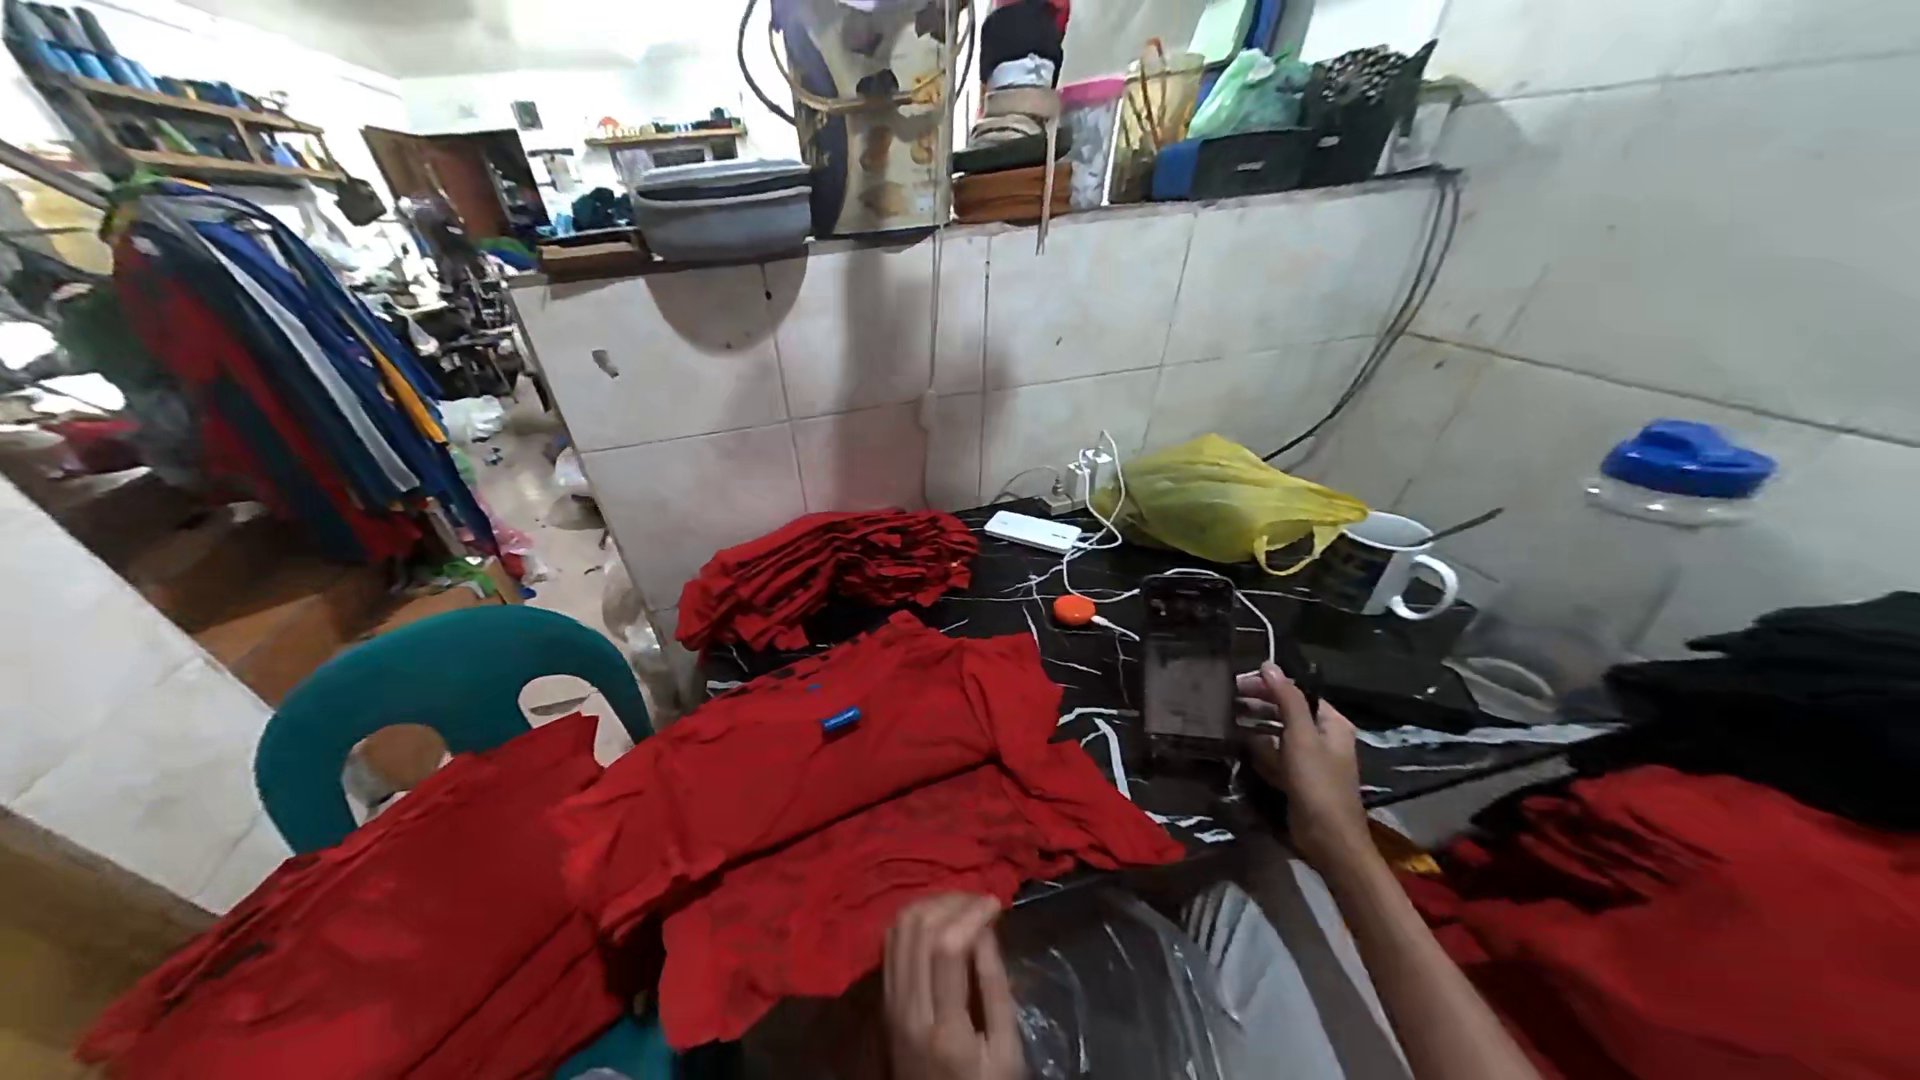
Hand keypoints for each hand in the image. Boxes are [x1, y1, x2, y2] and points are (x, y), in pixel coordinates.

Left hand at [884, 894, 1024, 1079]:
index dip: (971, 913)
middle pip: (919, 929)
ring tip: (961, 906)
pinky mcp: (883, 999)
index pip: (946, 948)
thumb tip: (986, 929)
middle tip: (980, 902)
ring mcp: (890, 1003)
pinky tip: (937, 920)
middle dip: (953, 901)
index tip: (995, 903)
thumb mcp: (1006, 1052)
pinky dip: (913, 919)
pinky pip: (890, 942)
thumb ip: (996, 988)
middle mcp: (908, 1009)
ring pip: (900, 928)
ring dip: (932, 904)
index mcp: (945, 1029)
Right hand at [1236, 662, 1372, 870]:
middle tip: (1228, 698)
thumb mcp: (1301, 736)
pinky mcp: (1296, 778)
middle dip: (1260, 704)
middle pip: (1287, 711)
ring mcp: (1309, 759)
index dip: (1270, 685)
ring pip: (1278, 733)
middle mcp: (1323, 737)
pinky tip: (1237, 744)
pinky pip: (1274, 755)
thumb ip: (1286, 699)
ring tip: (1227, 717)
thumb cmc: (1317, 782)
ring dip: (1255, 725)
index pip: (1298, 692)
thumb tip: (1269, 665)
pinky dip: (1258, 748)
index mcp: (1331, 723)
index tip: (1239, 682)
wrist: (1328, 838)